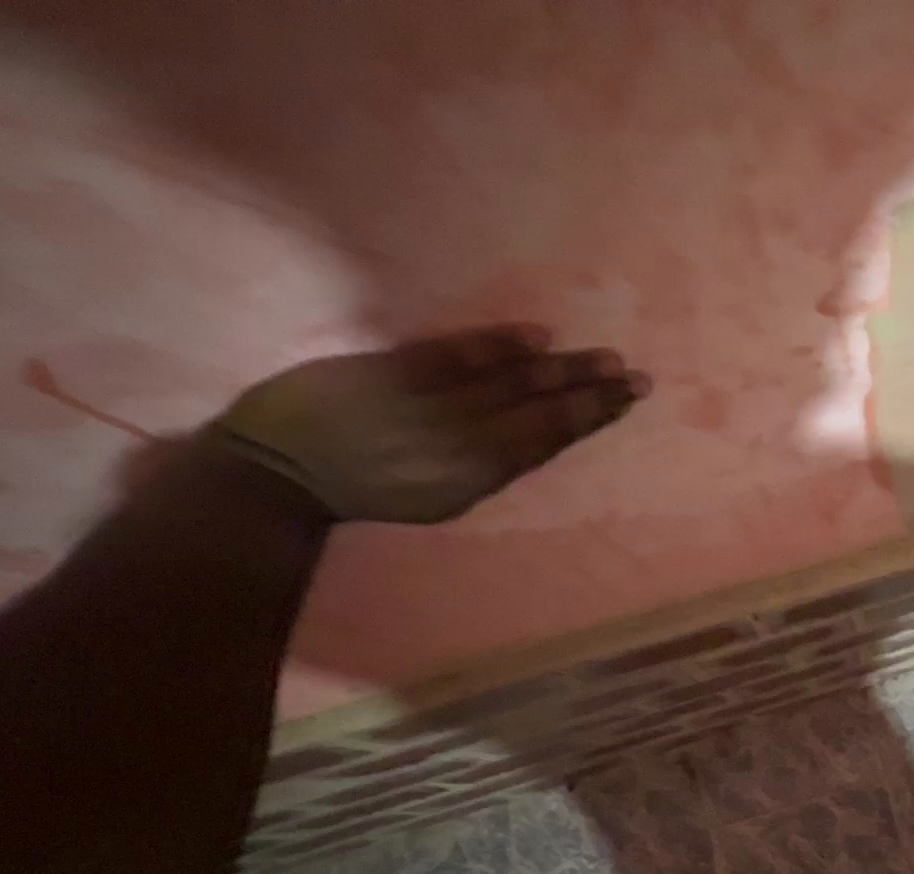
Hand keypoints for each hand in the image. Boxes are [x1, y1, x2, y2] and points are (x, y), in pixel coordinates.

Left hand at [210, 325, 648, 522]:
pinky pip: (458, 356)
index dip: (591, 417)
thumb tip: (535, 437)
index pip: (547, 438)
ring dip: (563, 369)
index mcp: (476, 474)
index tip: (625, 401)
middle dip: (593, 392)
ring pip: (512, 382)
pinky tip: (539, 337)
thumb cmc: (364, 491)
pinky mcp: (397, 371)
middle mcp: (466, 440)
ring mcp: (433, 404)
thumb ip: (488, 466)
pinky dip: (501, 345)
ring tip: (604, 358)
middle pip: (542, 410)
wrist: (278, 472)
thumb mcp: (439, 497)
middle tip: (635, 376)